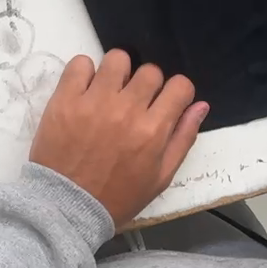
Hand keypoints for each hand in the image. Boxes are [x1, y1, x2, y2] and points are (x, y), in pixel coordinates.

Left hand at [29, 50, 208, 228]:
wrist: (68, 208)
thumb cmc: (117, 197)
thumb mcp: (160, 178)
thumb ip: (183, 139)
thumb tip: (201, 106)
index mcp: (153, 130)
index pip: (180, 86)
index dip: (177, 93)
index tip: (166, 104)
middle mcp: (127, 109)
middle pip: (150, 71)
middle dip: (149, 85)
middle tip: (136, 104)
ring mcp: (94, 101)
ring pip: (118, 59)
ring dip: (119, 72)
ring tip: (110, 92)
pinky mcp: (65, 99)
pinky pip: (80, 63)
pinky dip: (86, 72)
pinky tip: (86, 91)